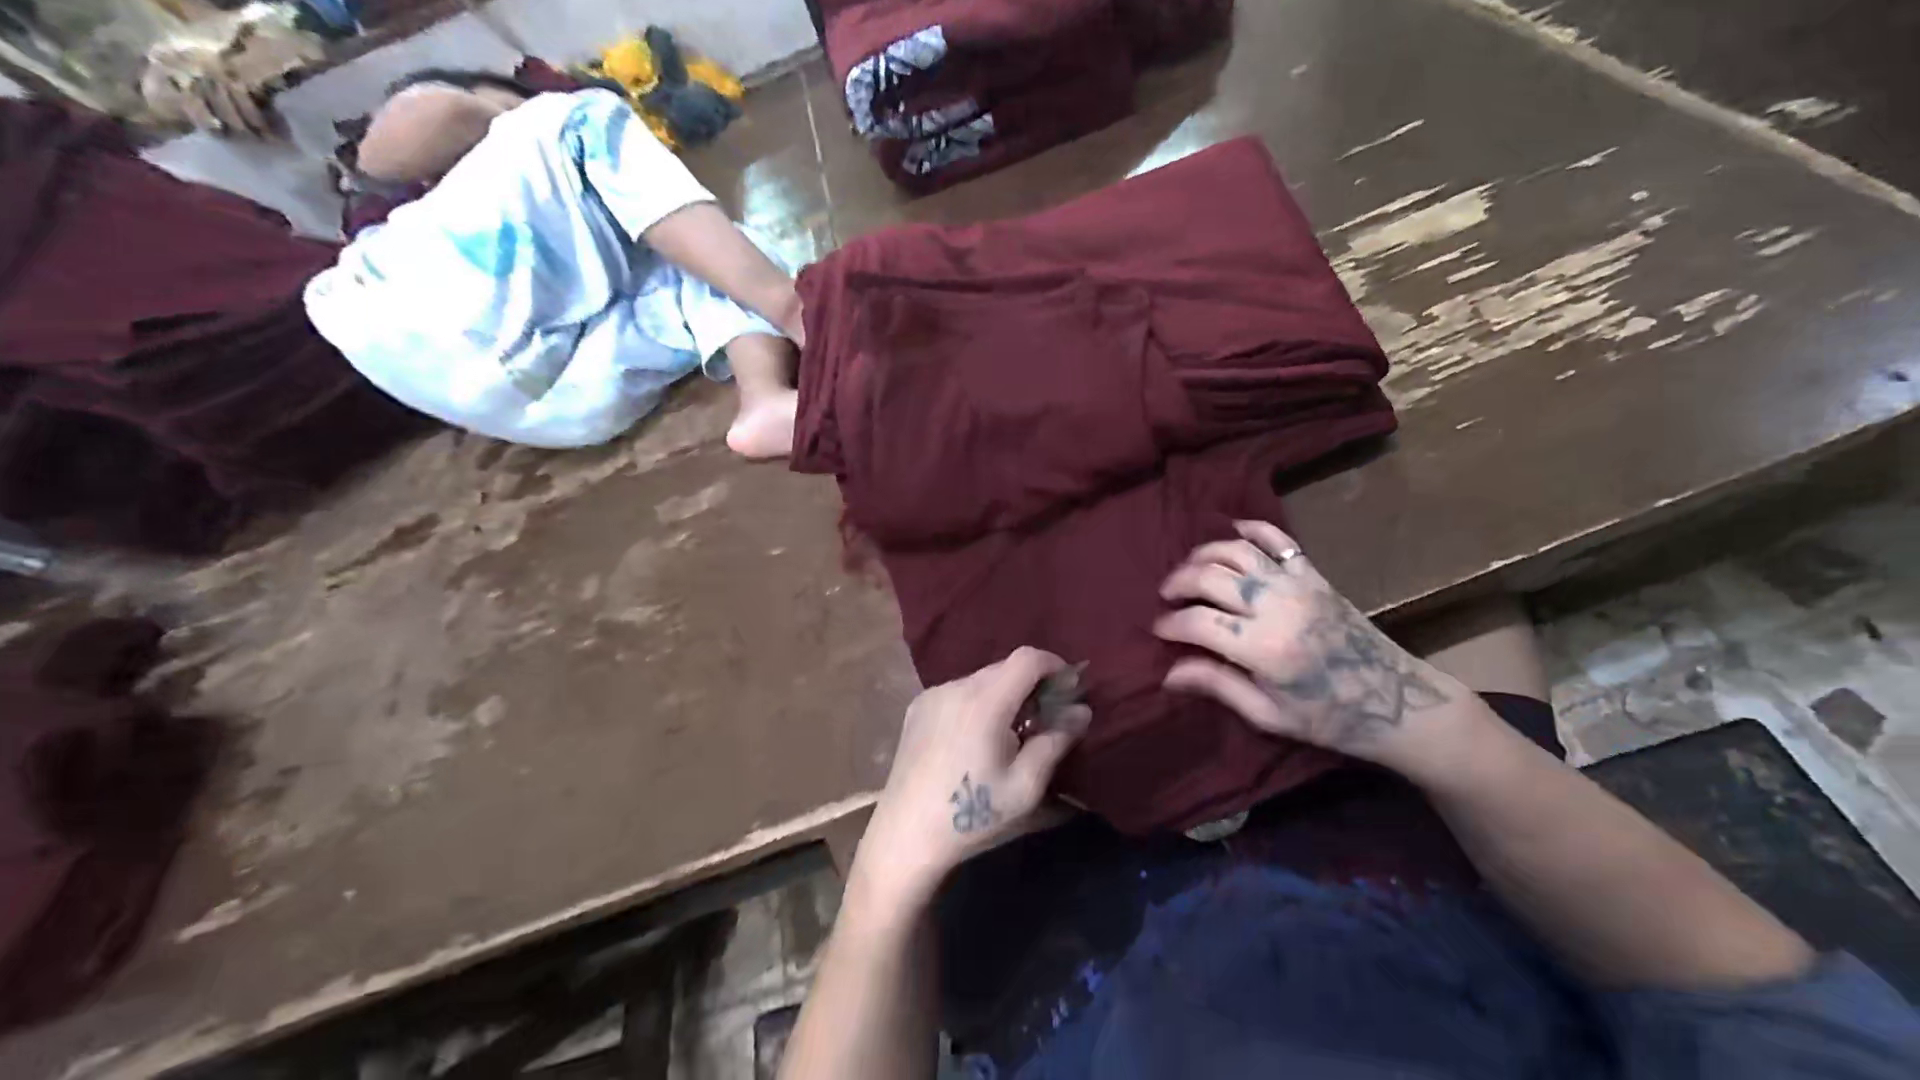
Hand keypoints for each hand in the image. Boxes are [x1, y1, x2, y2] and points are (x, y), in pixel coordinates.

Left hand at [854, 648, 1090, 908]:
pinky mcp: (917, 707)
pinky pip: (959, 691)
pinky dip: (979, 702)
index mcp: (983, 702)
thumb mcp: (1025, 785)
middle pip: (1004, 667)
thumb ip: (1056, 740)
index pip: (1027, 658)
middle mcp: (955, 687)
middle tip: (1047, 718)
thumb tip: (1081, 710)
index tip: (1069, 689)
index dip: (1054, 665)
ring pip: (982, 679)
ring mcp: (932, 695)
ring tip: (1013, 732)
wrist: (906, 834)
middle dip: (1032, 684)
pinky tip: (979, 737)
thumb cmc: (972, 815)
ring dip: (1005, 694)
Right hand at [1155, 520, 1470, 775]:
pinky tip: (1232, 531)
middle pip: (1209, 577)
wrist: (1399, 703)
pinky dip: (1252, 530)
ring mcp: (1297, 585)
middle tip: (1167, 597)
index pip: (1197, 622)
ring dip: (1204, 555)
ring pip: (1236, 551)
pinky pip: (1278, 540)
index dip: (1169, 624)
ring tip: (1189, 570)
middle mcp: (1276, 607)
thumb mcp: (1268, 715)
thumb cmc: (1329, 718)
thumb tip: (1168, 673)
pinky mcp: (1314, 576)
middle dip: (1178, 583)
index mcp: (1263, 648)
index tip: (1159, 631)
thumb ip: (1217, 685)